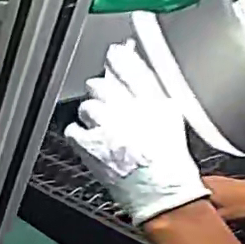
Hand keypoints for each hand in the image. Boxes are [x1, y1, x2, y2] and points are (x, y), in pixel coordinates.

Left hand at [63, 40, 207, 224]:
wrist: (159, 191)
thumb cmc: (168, 162)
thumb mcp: (170, 119)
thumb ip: (153, 94)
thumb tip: (133, 73)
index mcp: (156, 101)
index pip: (134, 68)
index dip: (121, 58)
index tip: (114, 52)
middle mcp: (131, 110)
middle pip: (105, 84)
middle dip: (101, 88)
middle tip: (104, 97)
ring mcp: (108, 127)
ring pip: (88, 105)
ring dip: (90, 111)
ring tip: (99, 123)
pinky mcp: (91, 146)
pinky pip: (74, 129)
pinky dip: (77, 131)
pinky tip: (86, 137)